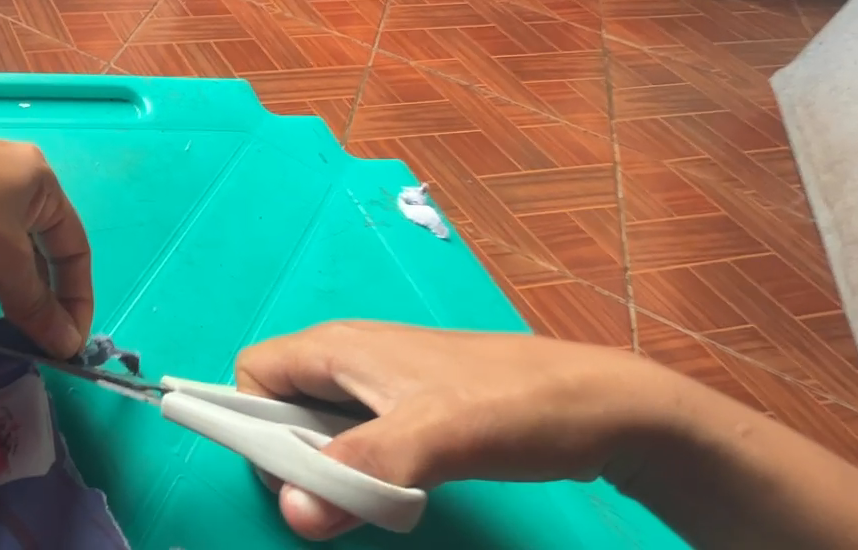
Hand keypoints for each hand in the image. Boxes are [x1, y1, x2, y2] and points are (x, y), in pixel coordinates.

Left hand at [0, 138, 92, 357]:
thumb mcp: (6, 266)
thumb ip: (39, 305)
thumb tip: (66, 344)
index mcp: (38, 175)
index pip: (75, 243)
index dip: (78, 297)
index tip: (68, 341)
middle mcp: (9, 164)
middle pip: (41, 237)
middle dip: (43, 287)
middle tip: (37, 332)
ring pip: (6, 233)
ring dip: (12, 275)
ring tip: (4, 310)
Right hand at [235, 321, 684, 540]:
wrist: (604, 404)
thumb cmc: (509, 407)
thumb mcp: (433, 439)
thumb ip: (358, 470)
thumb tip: (289, 511)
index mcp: (332, 347)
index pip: (252, 373)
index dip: (255, 422)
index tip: (294, 475)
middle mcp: (344, 354)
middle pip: (282, 397)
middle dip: (295, 448)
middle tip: (340, 492)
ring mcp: (377, 375)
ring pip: (320, 415)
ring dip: (332, 458)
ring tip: (375, 491)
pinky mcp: (407, 398)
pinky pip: (356, 426)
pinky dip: (363, 458)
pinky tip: (402, 480)